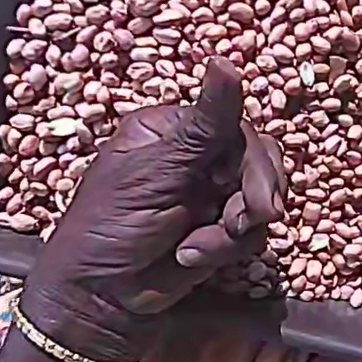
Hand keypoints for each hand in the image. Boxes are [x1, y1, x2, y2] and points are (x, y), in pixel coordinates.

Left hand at [20, 59, 285, 361]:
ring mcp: (213, 194)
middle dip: (254, 194)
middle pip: (259, 159)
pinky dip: (228, 248)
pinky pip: (254, 231)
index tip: (235, 186)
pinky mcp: (222, 229)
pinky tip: (193, 257)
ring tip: (203, 244)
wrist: (99, 300)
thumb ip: (203, 125)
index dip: (247, 159)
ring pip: (263, 197)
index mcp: (176, 131)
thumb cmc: (109, 227)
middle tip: (246, 220)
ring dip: (239, 226)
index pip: (235, 127)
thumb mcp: (155, 173)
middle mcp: (199, 157)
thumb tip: (226, 61)